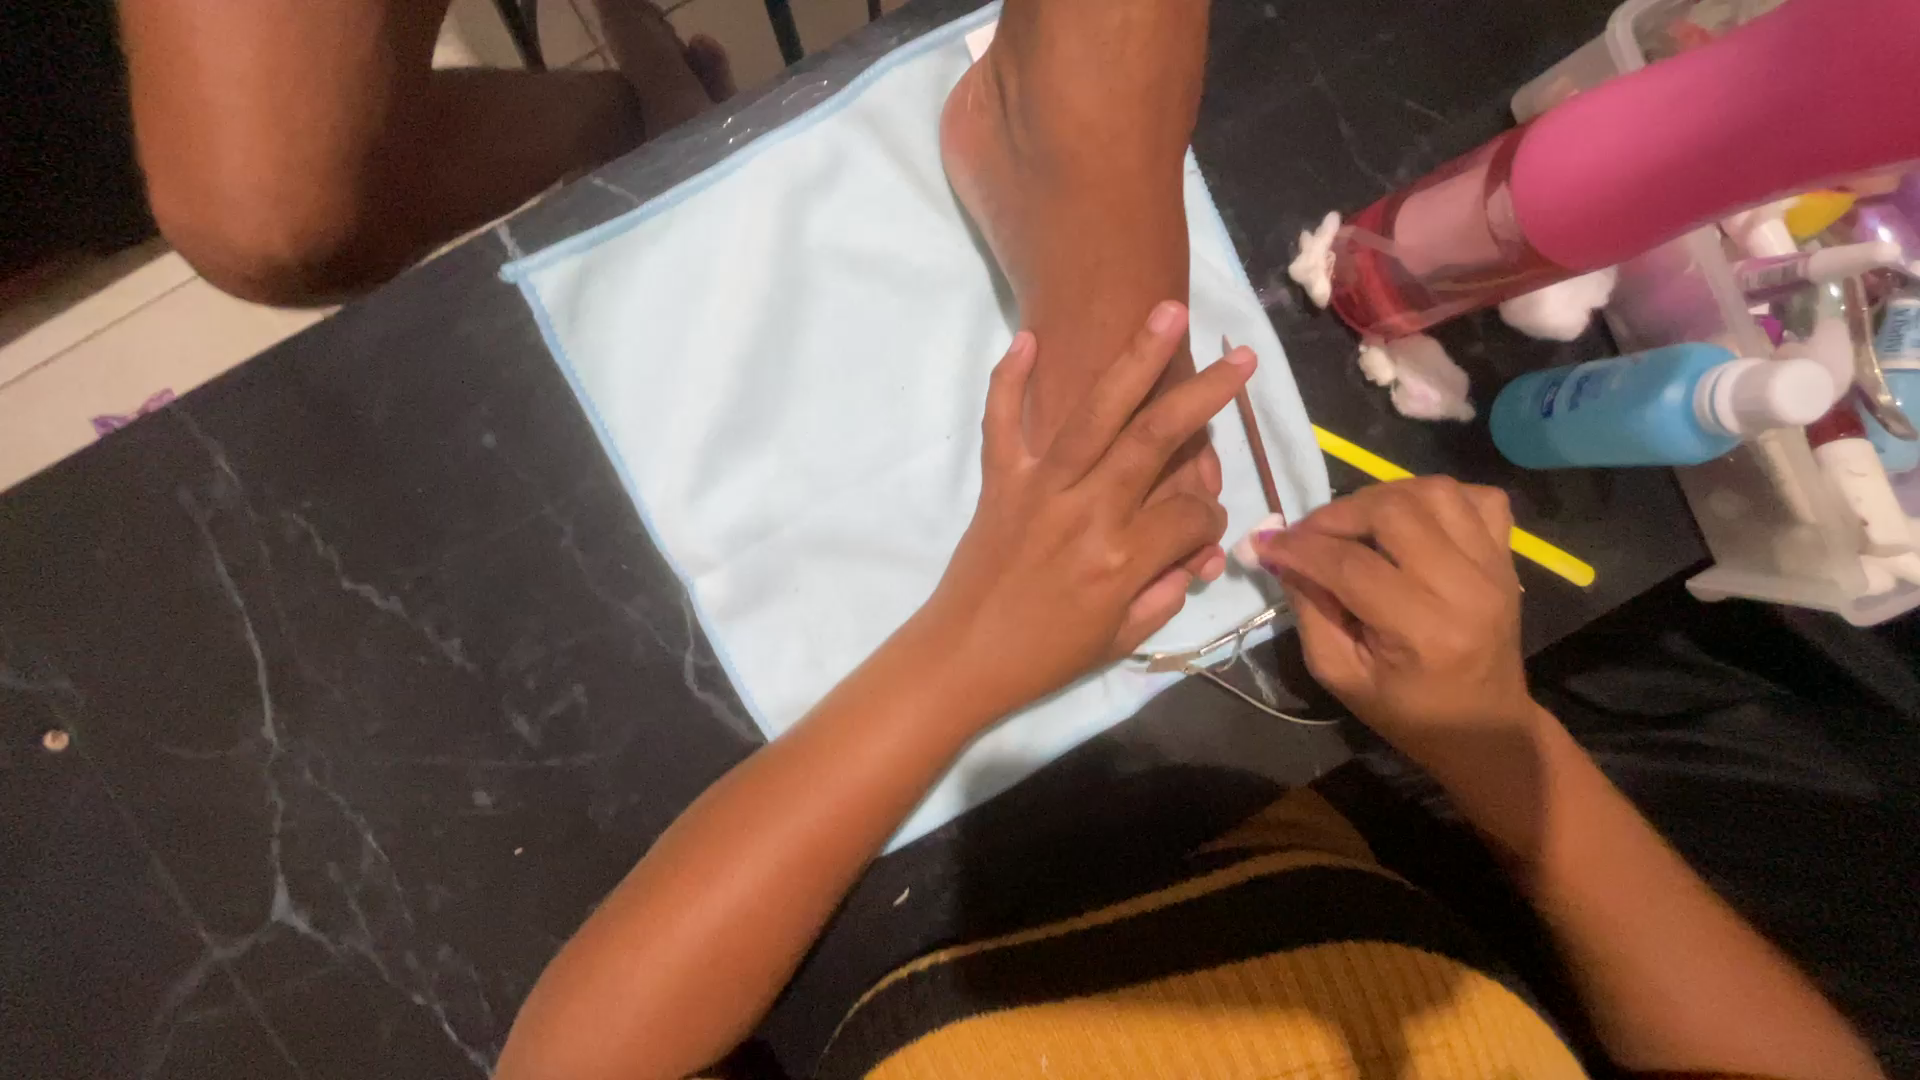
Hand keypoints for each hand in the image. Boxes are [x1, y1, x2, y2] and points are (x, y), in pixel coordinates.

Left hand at [918, 301, 1250, 718]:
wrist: (962, 656)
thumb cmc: (1045, 656)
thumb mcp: (1121, 639)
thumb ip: (1166, 592)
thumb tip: (1194, 555)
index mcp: (1124, 559)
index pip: (1191, 512)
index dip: (1209, 517)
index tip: (1201, 528)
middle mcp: (1088, 512)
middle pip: (1157, 440)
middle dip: (1205, 396)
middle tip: (1240, 358)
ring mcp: (1039, 489)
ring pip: (1094, 416)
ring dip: (1134, 362)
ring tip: (1166, 314)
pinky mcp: (1000, 482)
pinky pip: (1002, 424)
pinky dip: (1007, 382)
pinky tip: (1027, 339)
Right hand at [1251, 477, 1536, 764]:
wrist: (1483, 726)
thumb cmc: (1404, 709)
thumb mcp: (1338, 671)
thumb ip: (1309, 609)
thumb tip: (1280, 554)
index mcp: (1424, 630)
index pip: (1352, 565)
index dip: (1300, 548)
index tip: (1264, 543)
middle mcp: (1467, 588)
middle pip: (1394, 512)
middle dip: (1336, 515)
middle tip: (1307, 535)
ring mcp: (1494, 566)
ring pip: (1433, 492)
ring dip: (1380, 497)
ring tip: (1352, 523)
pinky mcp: (1507, 556)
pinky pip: (1476, 498)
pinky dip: (1434, 498)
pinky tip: (1408, 521)